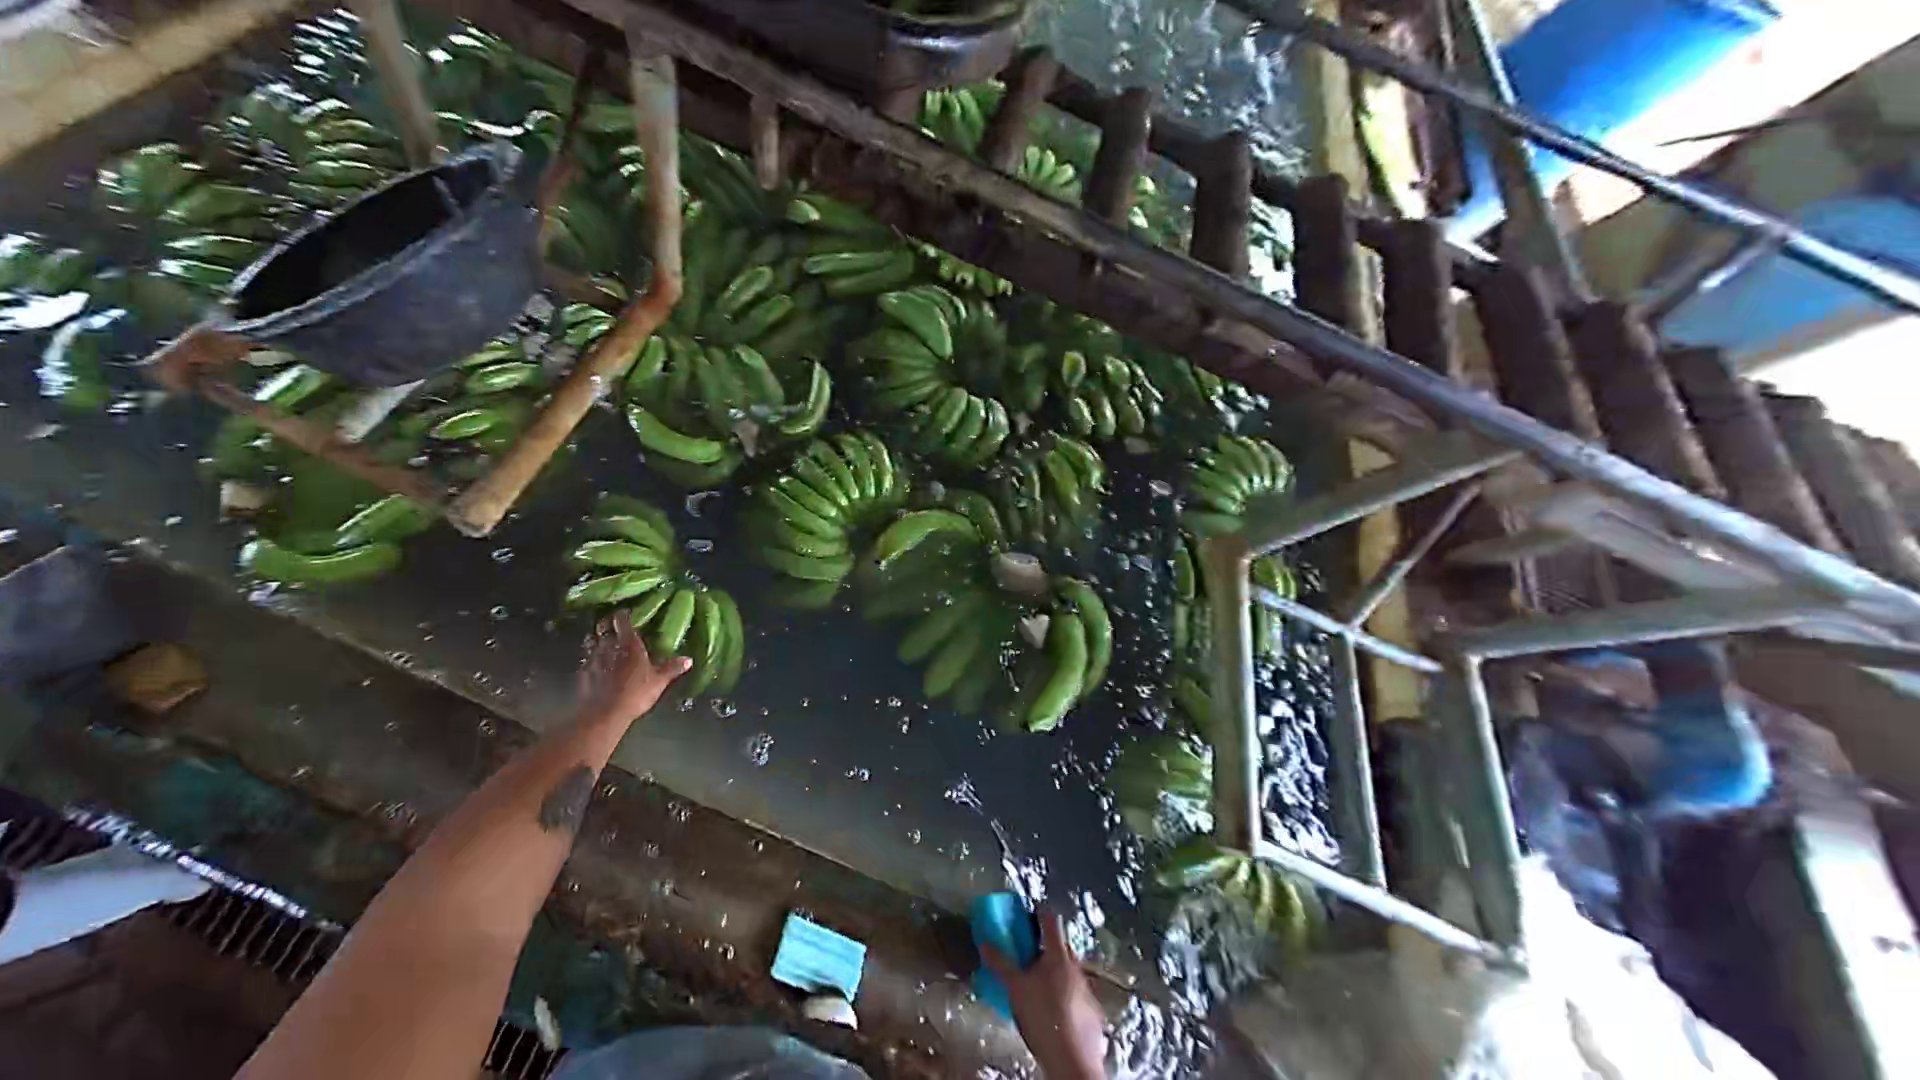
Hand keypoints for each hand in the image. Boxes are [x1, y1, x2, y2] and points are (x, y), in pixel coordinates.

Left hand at [576, 610, 690, 725]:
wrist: (603, 714)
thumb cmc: (635, 693)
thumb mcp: (659, 681)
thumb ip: (672, 668)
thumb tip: (688, 659)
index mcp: (629, 644)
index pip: (622, 621)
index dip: (623, 615)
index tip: (626, 612)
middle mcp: (608, 647)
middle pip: (603, 628)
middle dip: (607, 624)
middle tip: (612, 624)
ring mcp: (593, 659)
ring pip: (592, 642)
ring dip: (597, 639)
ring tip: (602, 641)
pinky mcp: (582, 673)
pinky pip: (586, 659)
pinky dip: (590, 658)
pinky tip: (595, 664)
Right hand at [982, 910, 1106, 1079]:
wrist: (1072, 1060)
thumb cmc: (1042, 1015)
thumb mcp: (1015, 988)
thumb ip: (1001, 964)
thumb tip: (985, 943)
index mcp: (1057, 954)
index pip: (1051, 920)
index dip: (1039, 914)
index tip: (1029, 914)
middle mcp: (1076, 966)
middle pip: (1061, 946)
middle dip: (1046, 947)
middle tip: (1028, 954)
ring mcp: (1087, 989)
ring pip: (1069, 971)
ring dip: (1056, 972)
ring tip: (1039, 985)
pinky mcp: (1093, 1011)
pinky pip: (1077, 994)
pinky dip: (1066, 995)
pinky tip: (1054, 1010)